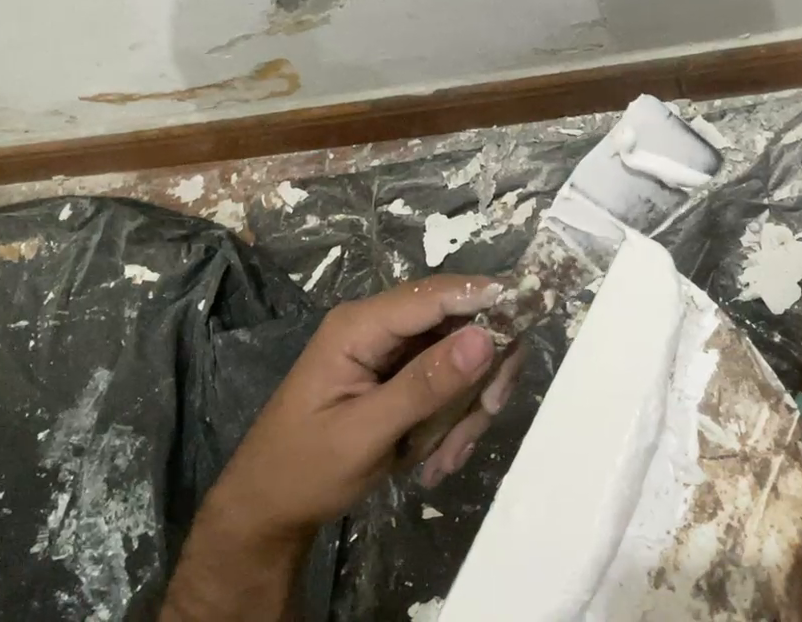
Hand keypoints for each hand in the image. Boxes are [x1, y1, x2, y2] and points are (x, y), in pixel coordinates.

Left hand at [163, 275, 524, 621]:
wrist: (268, 508)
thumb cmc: (304, 468)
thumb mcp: (364, 433)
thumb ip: (424, 385)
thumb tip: (485, 337)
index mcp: (361, 325)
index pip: (434, 294)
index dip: (485, 297)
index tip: (532, 313)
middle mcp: (381, 326)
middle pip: (458, 324)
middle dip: (480, 373)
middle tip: (485, 418)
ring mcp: (394, 351)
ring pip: (463, 357)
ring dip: (467, 408)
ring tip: (447, 458)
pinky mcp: (403, 375)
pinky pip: (451, 384)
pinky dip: (456, 420)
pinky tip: (438, 459)